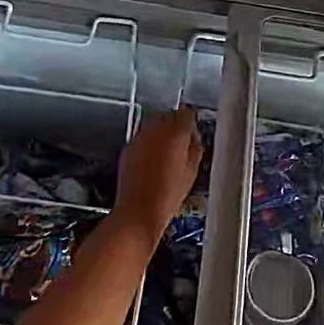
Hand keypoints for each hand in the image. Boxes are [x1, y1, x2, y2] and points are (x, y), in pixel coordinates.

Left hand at [114, 106, 202, 231]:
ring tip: (168, 154)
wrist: (139, 211)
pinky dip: (149, 144)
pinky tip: (154, 161)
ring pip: (154, 125)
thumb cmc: (167, 196)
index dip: (192, 121)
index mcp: (174, 133)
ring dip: (162, 134)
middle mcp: (154, 131)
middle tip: (183, 143)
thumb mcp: (192, 171)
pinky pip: (142, 138)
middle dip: (176, 125)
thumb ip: (194, 147)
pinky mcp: (128, 148)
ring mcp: (139, 138)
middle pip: (168, 116)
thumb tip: (194, 138)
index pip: (186, 113)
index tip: (193, 130)